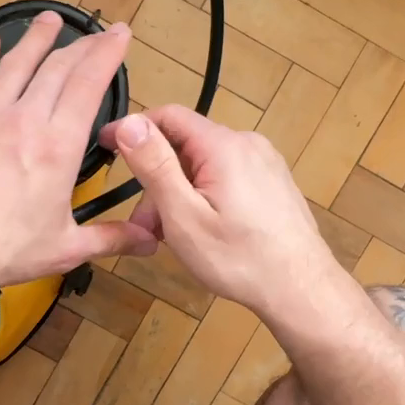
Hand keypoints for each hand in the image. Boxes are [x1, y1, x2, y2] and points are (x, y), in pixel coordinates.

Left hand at [0, 12, 157, 298]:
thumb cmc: (2, 250)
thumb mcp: (66, 247)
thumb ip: (111, 238)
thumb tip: (146, 241)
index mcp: (58, 146)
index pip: (90, 82)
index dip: (108, 53)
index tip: (119, 35)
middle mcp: (24, 121)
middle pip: (57, 67)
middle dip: (81, 45)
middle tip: (94, 35)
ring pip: (15, 63)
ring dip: (35, 39)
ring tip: (49, 21)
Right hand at [103, 106, 343, 316]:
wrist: (300, 289)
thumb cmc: (237, 258)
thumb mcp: (183, 215)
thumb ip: (155, 166)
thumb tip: (128, 122)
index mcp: (223, 146)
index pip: (168, 116)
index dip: (132, 129)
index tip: (104, 148)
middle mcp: (247, 143)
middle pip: (185, 146)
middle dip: (156, 179)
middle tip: (144, 227)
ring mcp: (264, 162)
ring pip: (203, 165)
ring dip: (177, 193)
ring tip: (172, 237)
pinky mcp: (272, 182)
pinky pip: (225, 177)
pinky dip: (202, 197)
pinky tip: (201, 231)